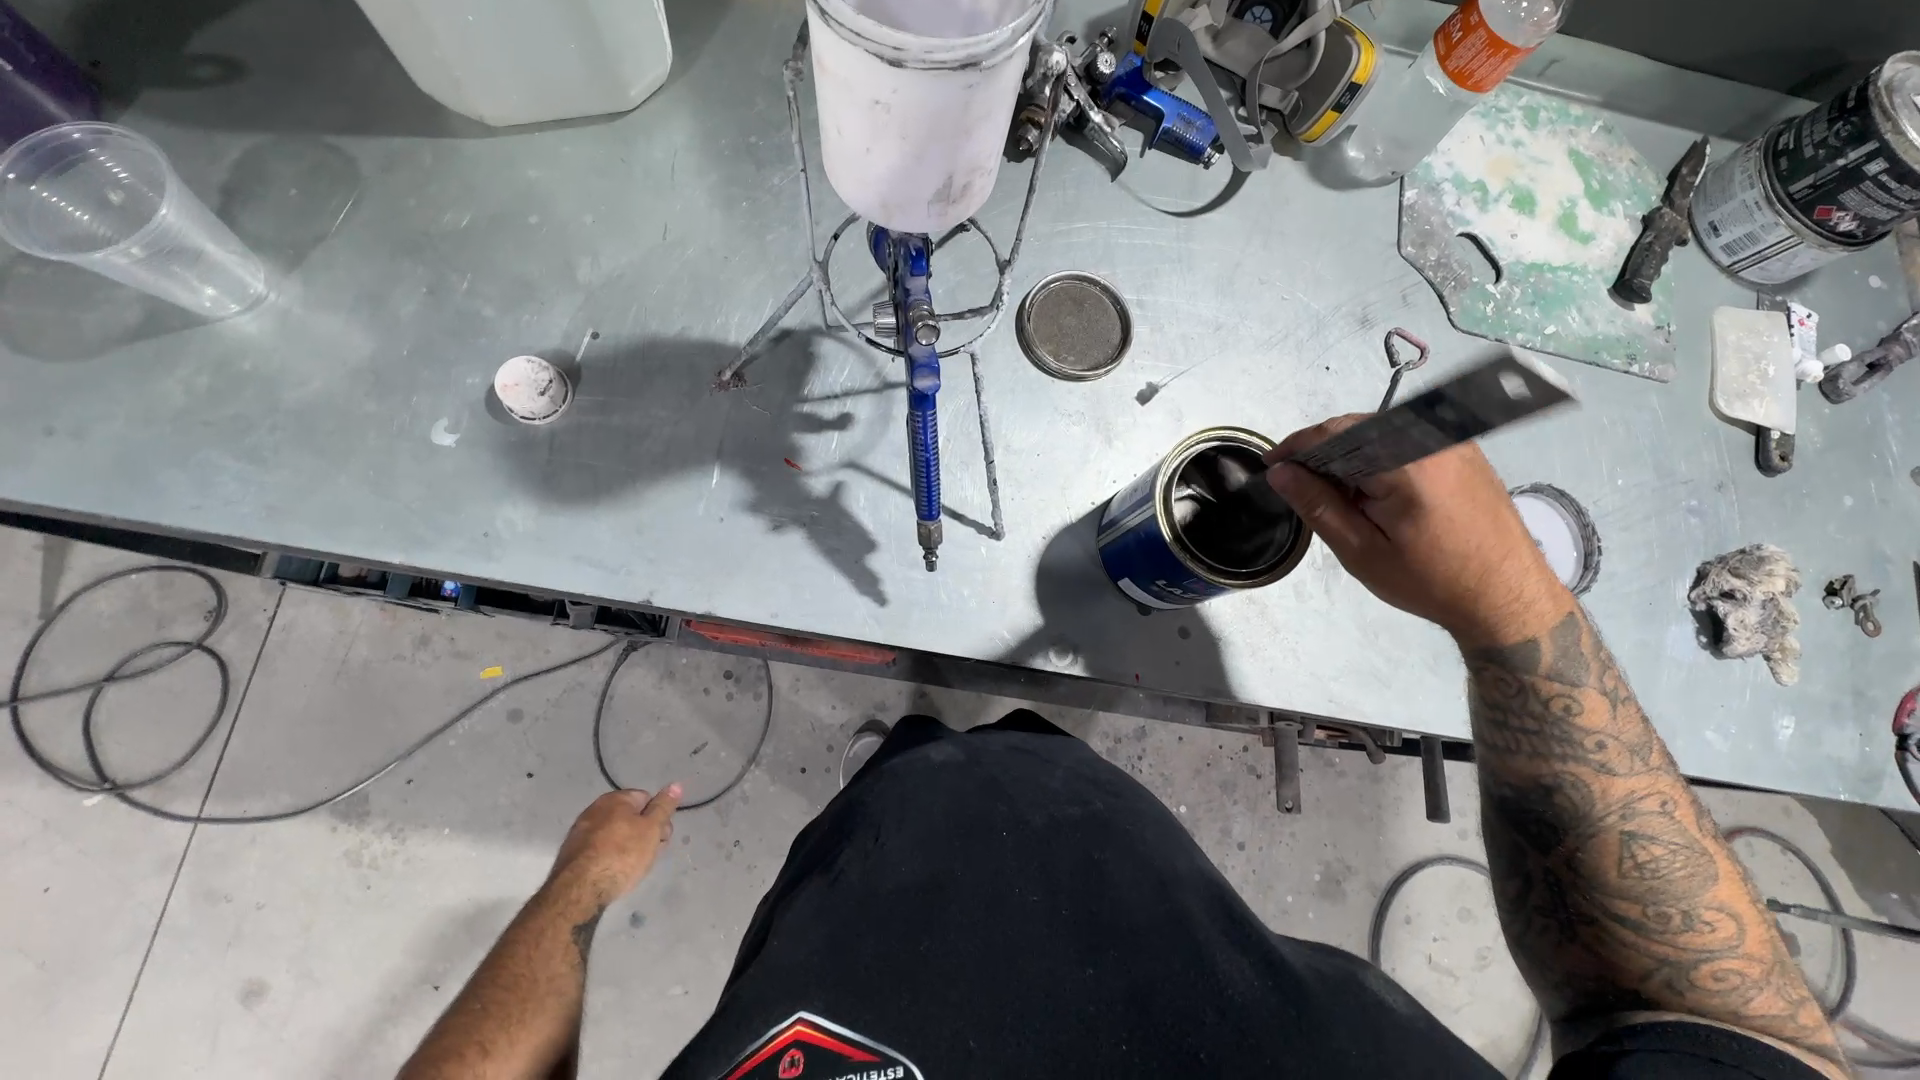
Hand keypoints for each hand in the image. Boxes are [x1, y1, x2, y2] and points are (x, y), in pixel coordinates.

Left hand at [546, 786, 681, 909]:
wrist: (580, 890)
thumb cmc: (622, 855)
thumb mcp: (652, 829)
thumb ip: (664, 806)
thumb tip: (675, 784)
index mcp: (615, 798)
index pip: (646, 799)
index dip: (658, 818)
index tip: (661, 838)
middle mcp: (594, 809)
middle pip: (630, 817)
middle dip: (643, 833)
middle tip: (650, 854)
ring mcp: (580, 831)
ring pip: (615, 834)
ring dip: (627, 846)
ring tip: (632, 867)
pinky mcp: (572, 853)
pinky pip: (599, 849)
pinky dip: (609, 857)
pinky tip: (613, 872)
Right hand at [1263, 415, 1571, 646]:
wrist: (1507, 598)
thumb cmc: (1430, 581)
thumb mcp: (1361, 551)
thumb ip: (1318, 505)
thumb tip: (1280, 473)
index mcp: (1405, 462)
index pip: (1335, 433)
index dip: (1297, 446)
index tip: (1272, 466)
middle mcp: (1433, 440)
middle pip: (1359, 427)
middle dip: (1323, 450)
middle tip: (1300, 485)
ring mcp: (1454, 444)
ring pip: (1383, 432)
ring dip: (1351, 455)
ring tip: (1335, 493)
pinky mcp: (1465, 454)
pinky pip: (1408, 441)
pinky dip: (1380, 458)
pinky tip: (1372, 491)